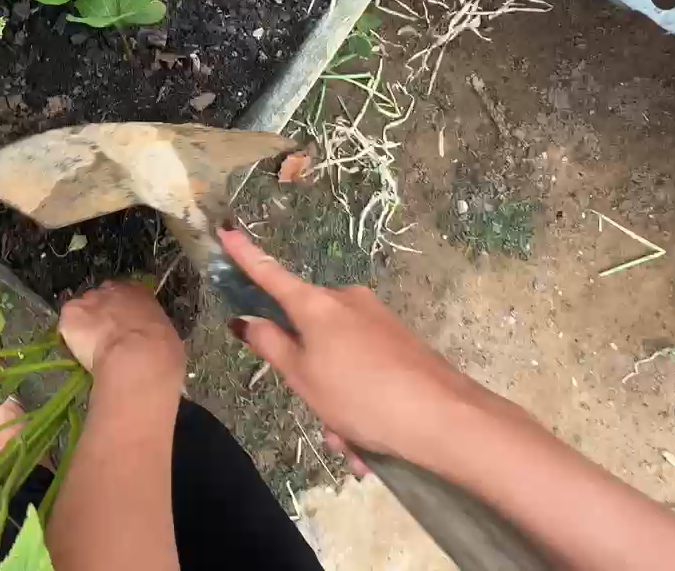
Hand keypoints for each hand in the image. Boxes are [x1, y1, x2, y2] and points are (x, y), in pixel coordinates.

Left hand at [59, 282, 184, 392]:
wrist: (138, 358)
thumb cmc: (161, 351)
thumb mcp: (165, 336)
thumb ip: (150, 330)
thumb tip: (147, 341)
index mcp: (139, 292)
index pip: (127, 294)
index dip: (123, 311)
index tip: (124, 327)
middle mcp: (111, 289)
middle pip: (101, 299)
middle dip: (102, 316)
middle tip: (107, 340)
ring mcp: (88, 300)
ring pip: (82, 312)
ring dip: (85, 327)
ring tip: (92, 350)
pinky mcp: (70, 315)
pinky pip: (67, 326)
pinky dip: (71, 339)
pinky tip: (80, 354)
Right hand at [219, 227, 510, 463]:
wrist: (448, 419)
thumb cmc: (362, 395)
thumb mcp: (304, 378)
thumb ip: (271, 345)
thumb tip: (246, 320)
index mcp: (313, 304)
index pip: (269, 273)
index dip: (245, 254)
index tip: (225, 230)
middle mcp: (343, 300)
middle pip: (307, 329)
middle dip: (308, 373)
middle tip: (320, 418)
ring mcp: (375, 317)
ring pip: (338, 356)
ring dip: (337, 398)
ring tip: (353, 444)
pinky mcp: (400, 340)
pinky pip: (365, 365)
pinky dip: (361, 398)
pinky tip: (373, 441)